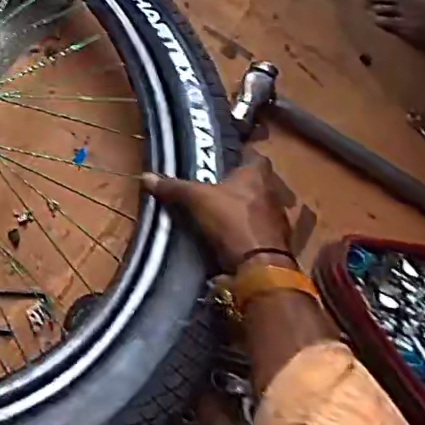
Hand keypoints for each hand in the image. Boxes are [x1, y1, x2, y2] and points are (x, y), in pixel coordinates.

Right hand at [142, 157, 293, 270]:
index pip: (257, 158)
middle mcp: (273, 194)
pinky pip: (262, 228)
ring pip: (262, 206)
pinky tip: (232, 232)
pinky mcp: (278, 243)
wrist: (259, 268)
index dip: (243, 156)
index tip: (228, 158)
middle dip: (243, 183)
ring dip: (247, 207)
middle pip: (260, 182)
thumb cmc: (230, 220)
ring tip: (223, 208)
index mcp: (257, 177)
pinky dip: (249, 228)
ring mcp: (279, 220)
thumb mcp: (194, 199)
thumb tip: (145, 177)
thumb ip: (172, 187)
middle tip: (220, 183)